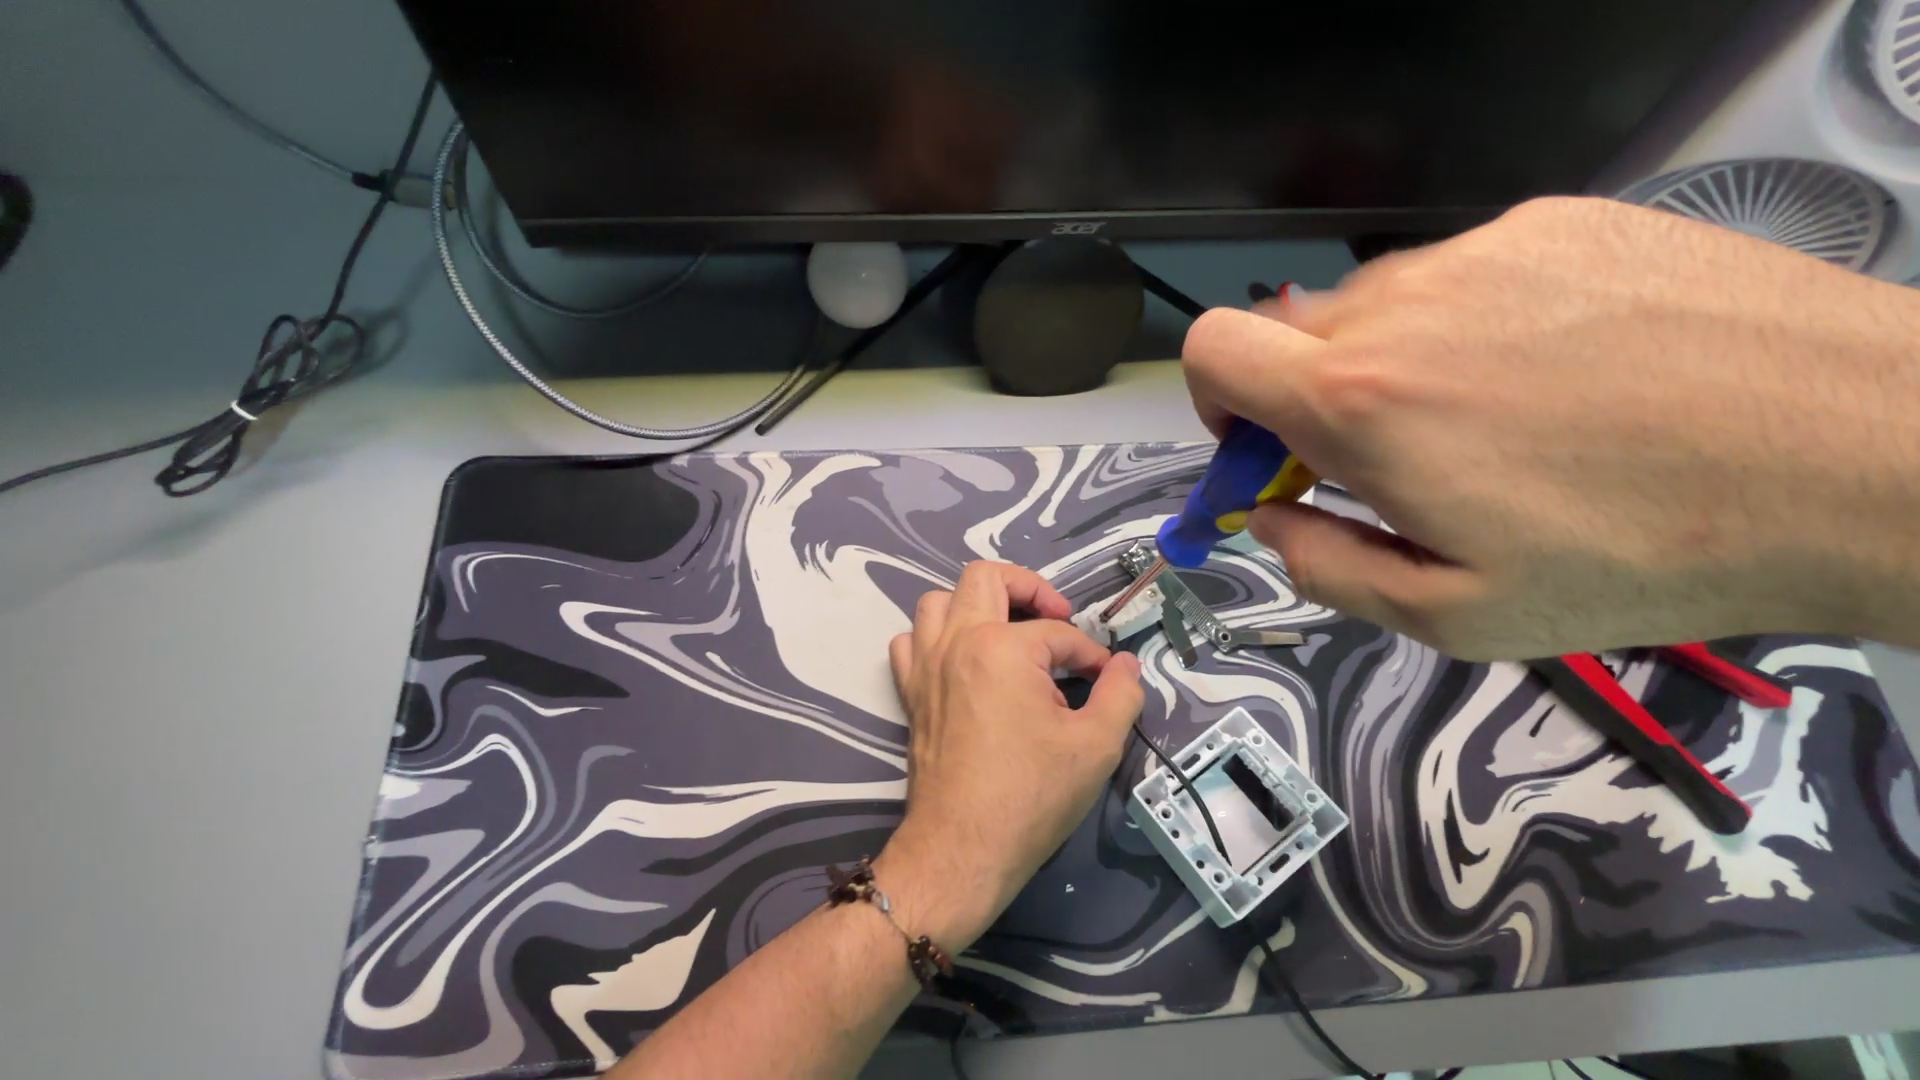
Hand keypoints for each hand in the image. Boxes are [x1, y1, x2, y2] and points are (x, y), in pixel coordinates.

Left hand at [875, 561, 1143, 951]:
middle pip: (986, 578)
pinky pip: (910, 642)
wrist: (963, 848)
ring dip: (975, 606)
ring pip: (937, 601)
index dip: (1090, 654)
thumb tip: (1126, 664)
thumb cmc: (1031, 796)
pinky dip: (935, 639)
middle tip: (1055, 620)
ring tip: (1008, 633)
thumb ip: (1120, 694)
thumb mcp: (1096, 746)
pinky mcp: (910, 693)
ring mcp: (925, 666)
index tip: (1106, 679)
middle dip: (1028, 589)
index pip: (1057, 632)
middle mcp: (956, 642)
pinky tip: (963, 662)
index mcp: (1002, 647)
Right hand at [1184, 196, 1919, 658]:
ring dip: (1392, 359)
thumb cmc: (1644, 554)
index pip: (1214, 352)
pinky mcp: (1561, 222)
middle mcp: (1403, 307)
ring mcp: (1486, 252)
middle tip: (1388, 456)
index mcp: (1362, 401)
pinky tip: (1559, 367)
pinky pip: (1465, 273)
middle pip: (1292, 335)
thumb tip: (1274, 519)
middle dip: (1310, 397)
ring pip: (1377, 303)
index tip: (1265, 447)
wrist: (1870, 451)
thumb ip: (1324, 568)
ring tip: (1491, 414)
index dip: (1215, 401)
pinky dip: (1471, 321)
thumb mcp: (1453, 614)